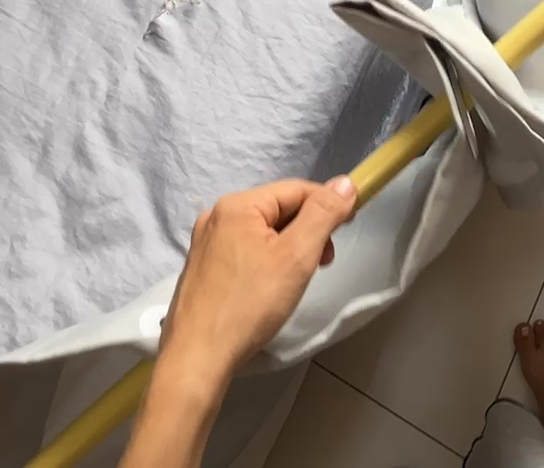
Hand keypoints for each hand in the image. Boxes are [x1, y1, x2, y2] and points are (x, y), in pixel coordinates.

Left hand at [158, 177, 358, 387]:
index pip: (296, 190)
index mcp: (237, 205)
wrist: (196, 361)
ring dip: (289, 247)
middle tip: (323, 261)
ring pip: (263, 231)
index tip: (347, 228)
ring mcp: (206, 243)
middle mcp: (216, 216)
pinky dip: (268, 260)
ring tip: (299, 278)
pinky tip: (272, 287)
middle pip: (278, 209)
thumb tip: (344, 182)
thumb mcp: (296, 256)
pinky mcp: (203, 269)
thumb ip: (323, 214)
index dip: (327, 205)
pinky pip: (245, 250)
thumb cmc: (250, 305)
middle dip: (308, 230)